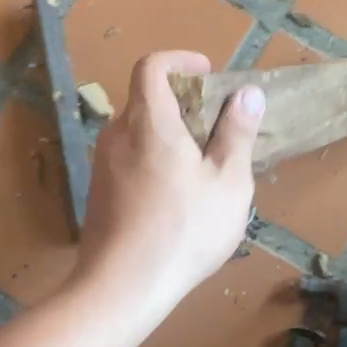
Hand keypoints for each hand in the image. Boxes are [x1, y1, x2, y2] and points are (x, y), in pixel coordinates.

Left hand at [73, 50, 263, 321]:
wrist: (123, 286)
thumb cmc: (184, 231)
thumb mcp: (228, 183)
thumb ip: (237, 134)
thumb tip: (247, 93)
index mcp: (150, 121)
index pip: (152, 66)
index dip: (179, 60)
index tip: (206, 73)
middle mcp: (117, 135)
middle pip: (145, 100)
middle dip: (180, 102)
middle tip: (215, 127)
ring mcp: (102, 165)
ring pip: (137, 134)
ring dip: (168, 136)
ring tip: (201, 168)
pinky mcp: (99, 194)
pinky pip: (128, 161)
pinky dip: (153, 161)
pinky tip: (176, 199)